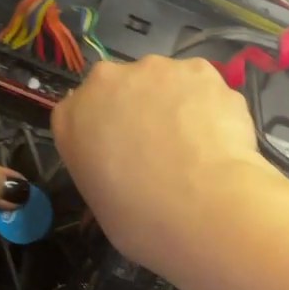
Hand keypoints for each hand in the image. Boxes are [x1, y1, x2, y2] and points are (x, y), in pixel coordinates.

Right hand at [52, 56, 278, 272]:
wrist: (203, 209)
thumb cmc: (142, 221)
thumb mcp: (102, 206)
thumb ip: (105, 174)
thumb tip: (129, 177)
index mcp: (71, 118)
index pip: (81, 115)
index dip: (105, 134)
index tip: (122, 157)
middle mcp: (106, 82)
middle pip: (120, 89)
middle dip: (138, 112)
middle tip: (160, 151)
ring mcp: (155, 70)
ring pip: (163, 83)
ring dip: (174, 105)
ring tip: (195, 146)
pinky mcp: (199, 69)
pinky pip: (200, 86)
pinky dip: (208, 106)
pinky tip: (217, 137)